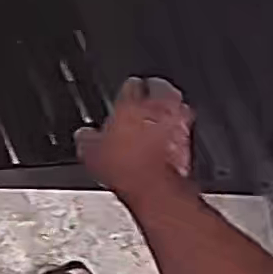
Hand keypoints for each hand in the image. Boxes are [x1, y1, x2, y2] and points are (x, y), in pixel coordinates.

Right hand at [76, 77, 195, 204]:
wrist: (153, 188)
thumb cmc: (124, 166)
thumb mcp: (91, 152)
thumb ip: (87, 138)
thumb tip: (83, 135)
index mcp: (132, 104)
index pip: (131, 85)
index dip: (126, 89)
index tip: (124, 93)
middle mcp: (158, 108)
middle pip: (160, 88)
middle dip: (153, 92)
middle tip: (145, 100)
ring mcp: (178, 123)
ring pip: (175, 107)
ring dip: (167, 111)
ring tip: (156, 120)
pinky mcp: (189, 141)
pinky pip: (181, 129)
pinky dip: (174, 132)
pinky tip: (165, 142)